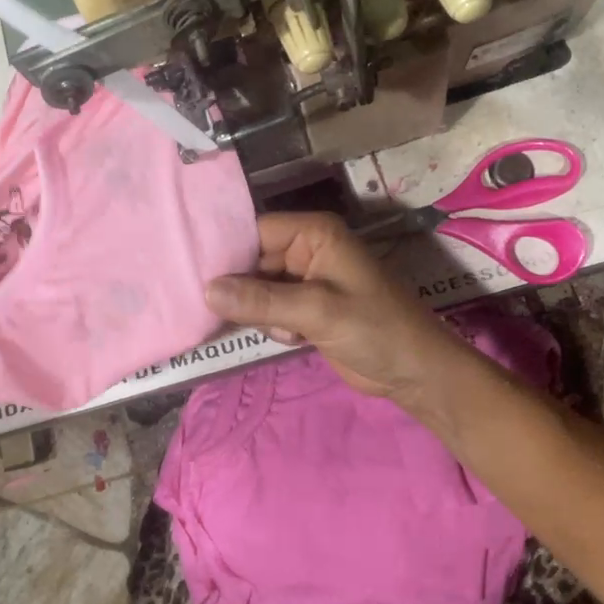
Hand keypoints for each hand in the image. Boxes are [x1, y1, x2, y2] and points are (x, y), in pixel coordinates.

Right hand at [204, 213, 470, 402]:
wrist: (416, 372)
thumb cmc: (376, 330)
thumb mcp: (318, 312)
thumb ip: (262, 301)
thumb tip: (207, 290)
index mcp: (314, 234)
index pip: (255, 231)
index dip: (225, 251)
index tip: (187, 271)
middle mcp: (307, 249)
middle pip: (251, 260)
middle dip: (234, 286)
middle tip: (201, 307)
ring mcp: (306, 280)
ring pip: (257, 288)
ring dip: (252, 309)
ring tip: (260, 327)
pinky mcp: (306, 309)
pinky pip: (270, 308)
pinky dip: (267, 323)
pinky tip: (285, 339)